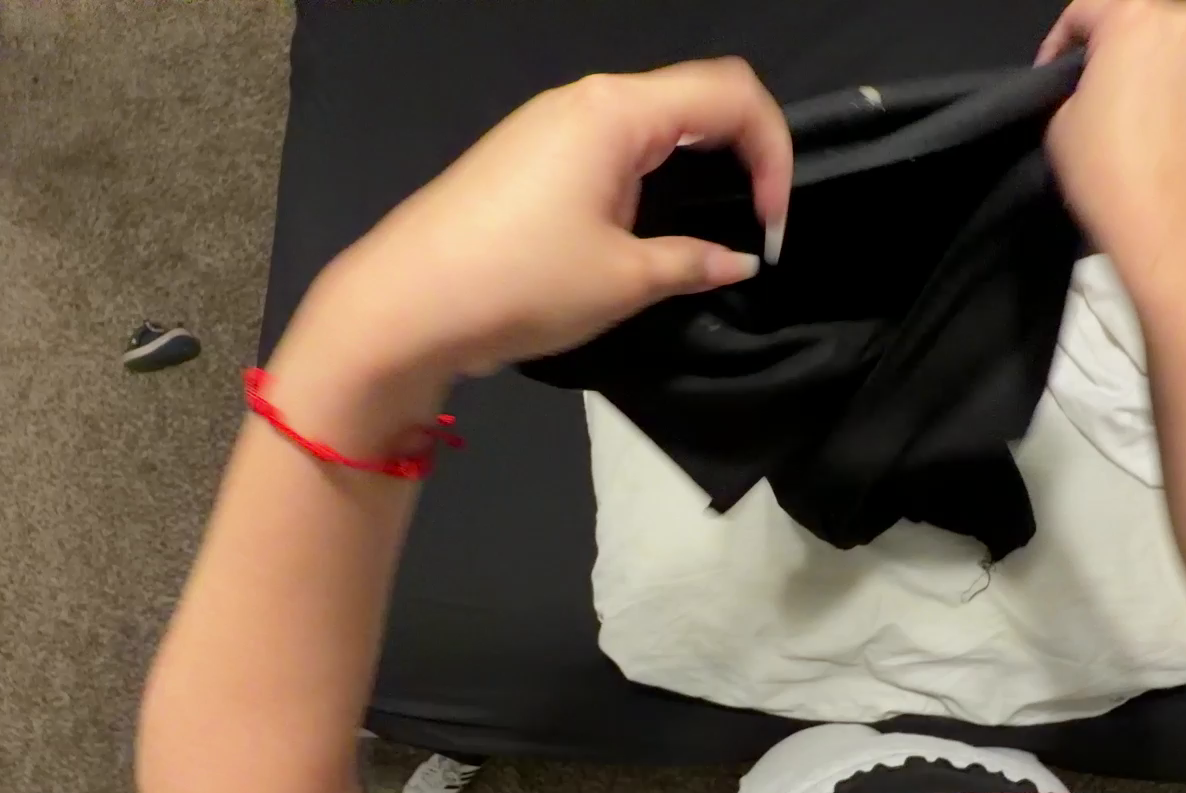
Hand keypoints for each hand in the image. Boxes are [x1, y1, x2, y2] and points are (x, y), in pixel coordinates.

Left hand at [304, 58, 792, 378]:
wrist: (410, 303)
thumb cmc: (525, 282)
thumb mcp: (625, 280)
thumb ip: (693, 262)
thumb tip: (739, 261)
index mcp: (618, 113)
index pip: (730, 96)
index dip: (773, 153)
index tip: (775, 225)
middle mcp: (588, 101)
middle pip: (695, 99)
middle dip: (744, 153)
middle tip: (758, 221)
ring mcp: (555, 125)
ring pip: (656, 124)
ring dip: (699, 168)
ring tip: (711, 230)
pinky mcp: (534, 156)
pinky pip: (617, 149)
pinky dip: (657, 178)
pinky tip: (653, 226)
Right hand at [1039, 0, 1185, 289]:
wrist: (1159, 220)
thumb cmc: (1100, 168)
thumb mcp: (1058, 121)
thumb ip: (1075, 83)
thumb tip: (1089, 81)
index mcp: (1133, 18)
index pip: (1085, 8)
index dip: (1059, 41)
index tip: (1052, 75)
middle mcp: (1185, 20)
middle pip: (1139, 19)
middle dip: (1115, 49)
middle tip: (1096, 92)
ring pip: (1176, 46)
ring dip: (1154, 67)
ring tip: (1136, 113)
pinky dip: (1185, 91)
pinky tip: (1166, 127)